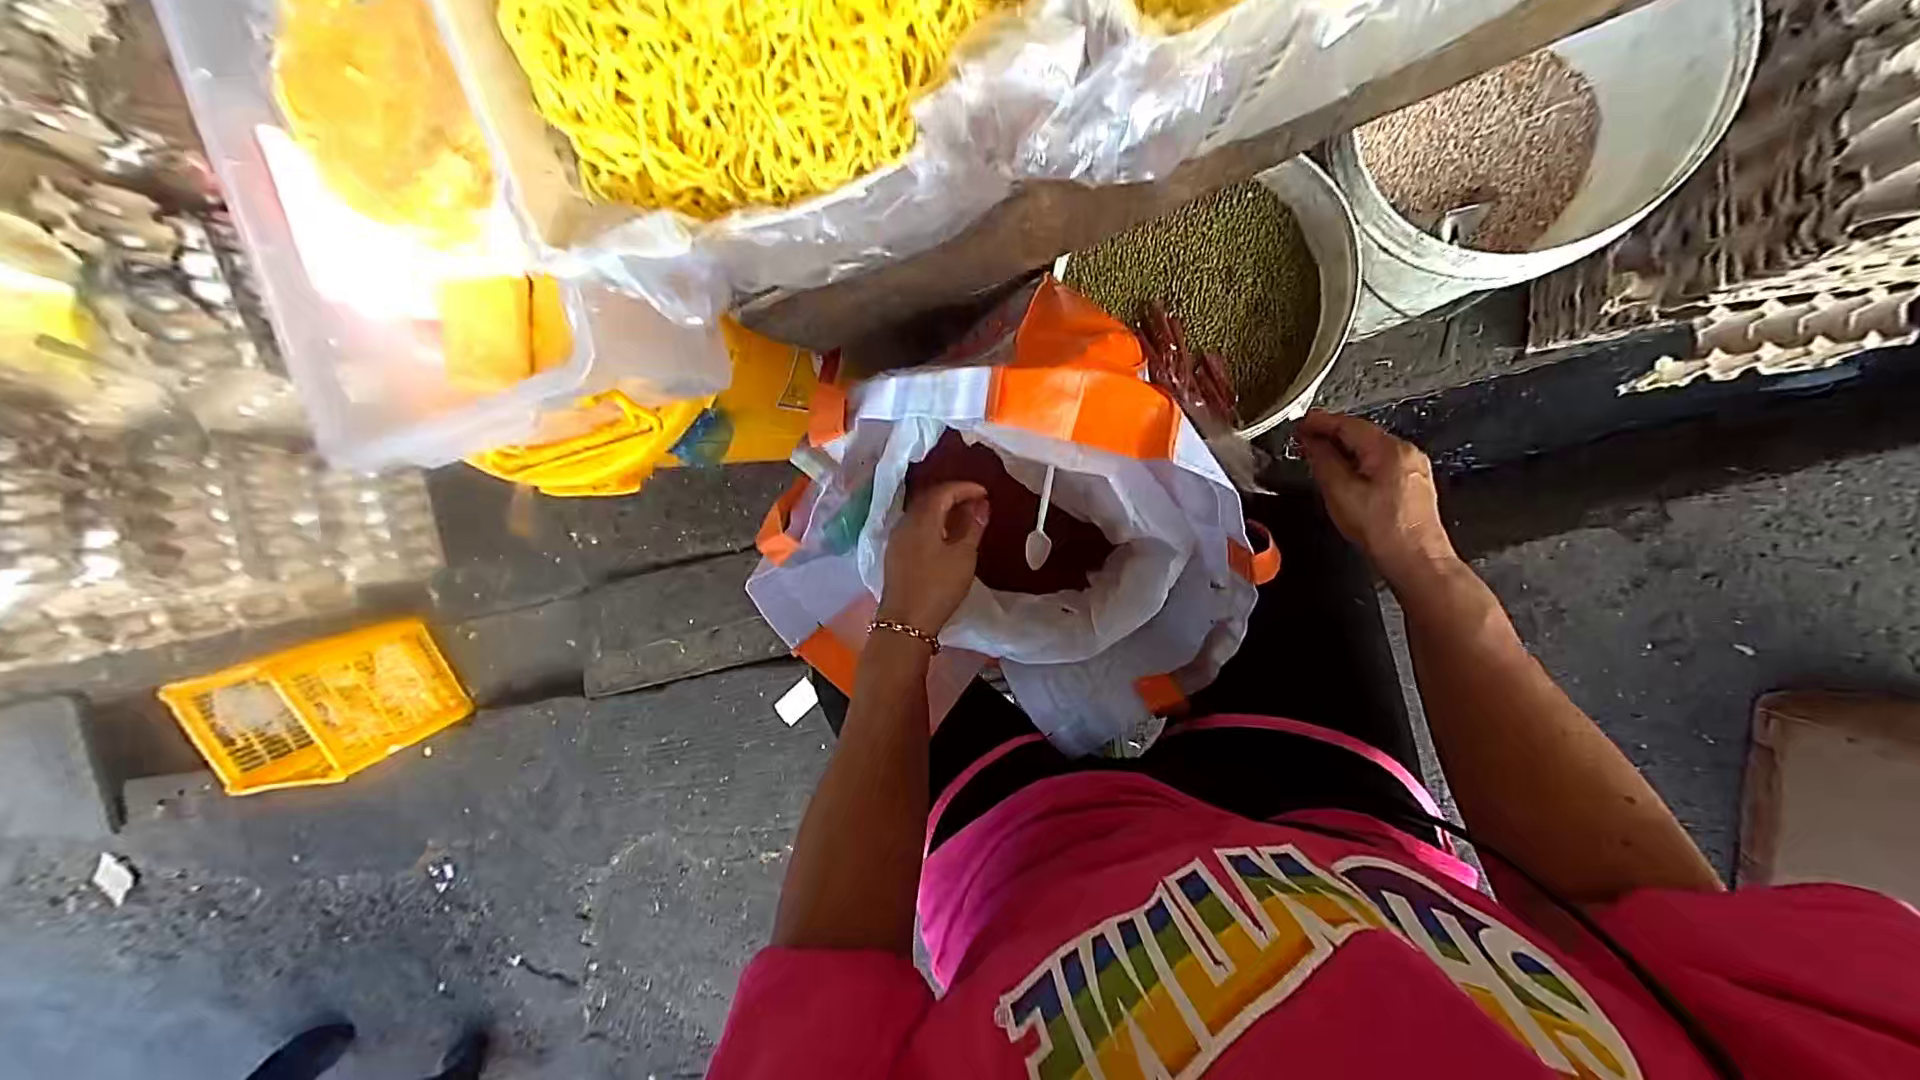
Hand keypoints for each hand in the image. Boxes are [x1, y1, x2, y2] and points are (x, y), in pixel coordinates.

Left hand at [876, 480, 989, 636]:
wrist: (906, 622)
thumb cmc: (938, 587)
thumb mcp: (963, 556)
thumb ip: (973, 527)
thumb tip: (981, 505)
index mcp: (921, 519)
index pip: (942, 491)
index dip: (965, 488)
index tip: (985, 492)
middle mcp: (905, 523)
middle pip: (929, 499)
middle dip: (953, 495)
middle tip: (976, 501)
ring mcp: (896, 539)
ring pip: (921, 514)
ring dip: (942, 510)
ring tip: (964, 517)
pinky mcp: (895, 554)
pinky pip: (915, 528)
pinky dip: (933, 524)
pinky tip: (945, 535)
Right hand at [1296, 409, 1458, 588]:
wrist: (1415, 558)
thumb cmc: (1383, 529)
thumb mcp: (1339, 491)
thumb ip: (1322, 461)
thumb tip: (1311, 442)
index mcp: (1389, 450)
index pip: (1348, 424)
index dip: (1320, 422)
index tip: (1301, 422)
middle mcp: (1406, 453)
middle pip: (1361, 433)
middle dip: (1330, 434)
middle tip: (1304, 437)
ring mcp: (1412, 467)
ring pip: (1370, 448)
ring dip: (1342, 448)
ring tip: (1318, 454)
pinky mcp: (1411, 482)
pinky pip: (1379, 462)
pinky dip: (1357, 461)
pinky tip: (1343, 471)